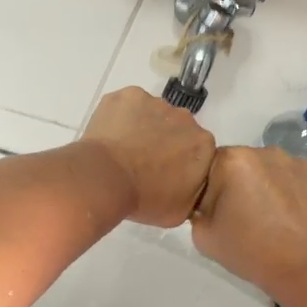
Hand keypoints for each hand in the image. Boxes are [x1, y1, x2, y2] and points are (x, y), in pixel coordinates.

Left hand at [79, 87, 215, 227]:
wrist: (103, 178)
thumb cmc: (144, 199)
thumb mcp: (180, 210)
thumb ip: (193, 192)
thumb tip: (188, 185)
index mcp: (202, 144)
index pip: (196, 150)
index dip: (179, 160)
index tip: (162, 172)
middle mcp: (184, 118)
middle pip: (175, 128)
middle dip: (162, 141)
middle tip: (140, 160)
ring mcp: (154, 103)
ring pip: (151, 114)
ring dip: (142, 126)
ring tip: (121, 148)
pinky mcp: (126, 95)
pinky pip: (127, 105)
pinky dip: (120, 116)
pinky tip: (110, 134)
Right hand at [191, 146, 306, 291]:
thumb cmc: (252, 252)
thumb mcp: (204, 235)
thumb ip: (199, 211)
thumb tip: (209, 206)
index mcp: (234, 160)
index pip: (213, 165)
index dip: (212, 189)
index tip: (218, 212)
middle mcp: (270, 153)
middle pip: (248, 164)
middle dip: (245, 185)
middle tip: (248, 218)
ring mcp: (306, 165)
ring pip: (279, 173)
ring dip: (275, 190)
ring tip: (280, 222)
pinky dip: (302, 199)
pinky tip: (302, 224)